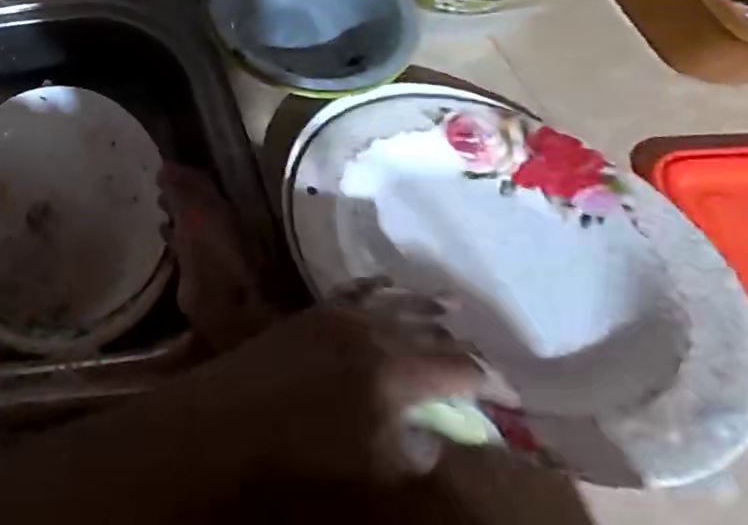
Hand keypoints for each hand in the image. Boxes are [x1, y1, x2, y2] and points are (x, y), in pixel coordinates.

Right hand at [158, 162, 277, 349]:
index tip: (159, 166)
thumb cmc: (213, 260)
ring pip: (193, 221)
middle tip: (156, 184)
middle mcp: (220, 225)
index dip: (180, 172)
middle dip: (178, 191)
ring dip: (177, 212)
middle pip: (197, 201)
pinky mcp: (205, 273)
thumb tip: (167, 167)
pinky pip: (188, 242)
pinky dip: (176, 234)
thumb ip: (181, 193)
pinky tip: (165, 235)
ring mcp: (214, 250)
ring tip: (158, 206)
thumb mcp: (194, 218)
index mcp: (220, 209)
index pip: (198, 181)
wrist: (234, 314)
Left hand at [187, 282, 486, 482]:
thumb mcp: (381, 463)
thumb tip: (439, 428)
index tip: (508, 392)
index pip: (459, 368)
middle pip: (429, 330)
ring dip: (425, 304)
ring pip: (395, 302)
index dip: (488, 380)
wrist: (239, 408)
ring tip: (452, 304)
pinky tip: (390, 284)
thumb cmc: (310, 446)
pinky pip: (357, 290)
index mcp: (396, 373)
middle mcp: (373, 333)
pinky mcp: (316, 309)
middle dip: (459, 341)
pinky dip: (379, 287)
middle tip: (483, 349)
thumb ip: (420, 445)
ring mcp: (341, 315)